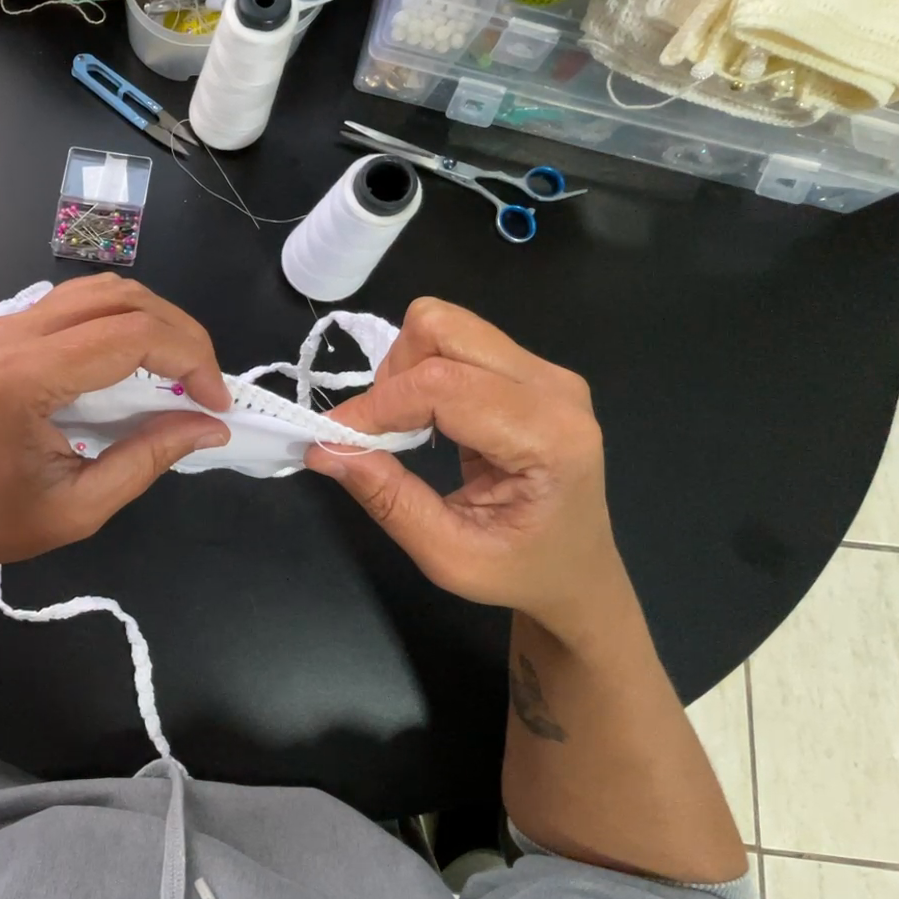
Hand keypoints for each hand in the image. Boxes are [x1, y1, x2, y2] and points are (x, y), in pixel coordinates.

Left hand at [0, 274, 231, 582]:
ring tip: (178, 374)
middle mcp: (12, 335)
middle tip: (205, 386)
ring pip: (97, 291)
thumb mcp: (79, 507)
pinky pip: (70, 307)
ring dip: (149, 322)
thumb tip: (209, 426)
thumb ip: (148, 459)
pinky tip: (132, 365)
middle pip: (121, 297)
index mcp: (26, 378)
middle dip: (180, 334)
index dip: (191, 360)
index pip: (133, 335)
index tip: (217, 404)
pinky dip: (116, 323)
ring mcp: (0, 328)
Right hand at [304, 298, 629, 640]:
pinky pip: (454, 341)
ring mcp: (545, 372)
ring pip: (444, 326)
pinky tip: (424, 420)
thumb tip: (321, 450)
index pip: (441, 385)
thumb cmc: (520, 572)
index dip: (376, 406)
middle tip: (377, 431)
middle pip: (443, 329)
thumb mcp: (446, 554)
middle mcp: (553, 388)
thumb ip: (387, 498)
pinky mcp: (528, 370)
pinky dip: (418, 372)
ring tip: (402, 426)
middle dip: (391, 376)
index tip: (333, 440)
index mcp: (549, 438)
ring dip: (402, 370)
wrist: (577, 572)